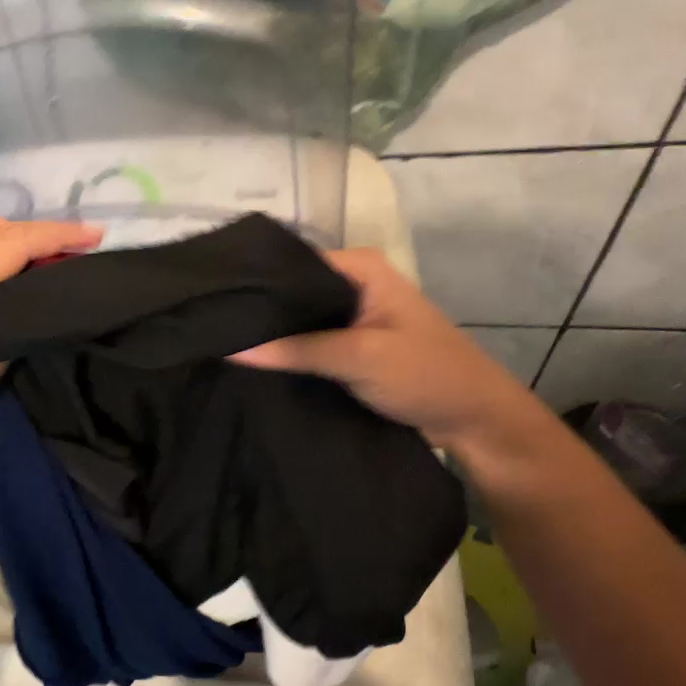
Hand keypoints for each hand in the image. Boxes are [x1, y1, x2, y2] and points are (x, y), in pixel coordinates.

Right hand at [231, 248, 548, 453]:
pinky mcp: (347, 345)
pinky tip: (249, 359)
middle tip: (208, 324)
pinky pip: (306, 341)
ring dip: (269, 333)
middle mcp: (352, 283)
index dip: (255, 281)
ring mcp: (350, 315)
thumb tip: (230, 348)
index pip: (292, 262)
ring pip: (296, 318)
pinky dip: (285, 351)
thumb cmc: (427, 376)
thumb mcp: (359, 358)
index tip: (212, 300)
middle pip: (291, 290)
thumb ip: (295, 350)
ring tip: (218, 340)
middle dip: (257, 309)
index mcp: (360, 267)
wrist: (476, 424)